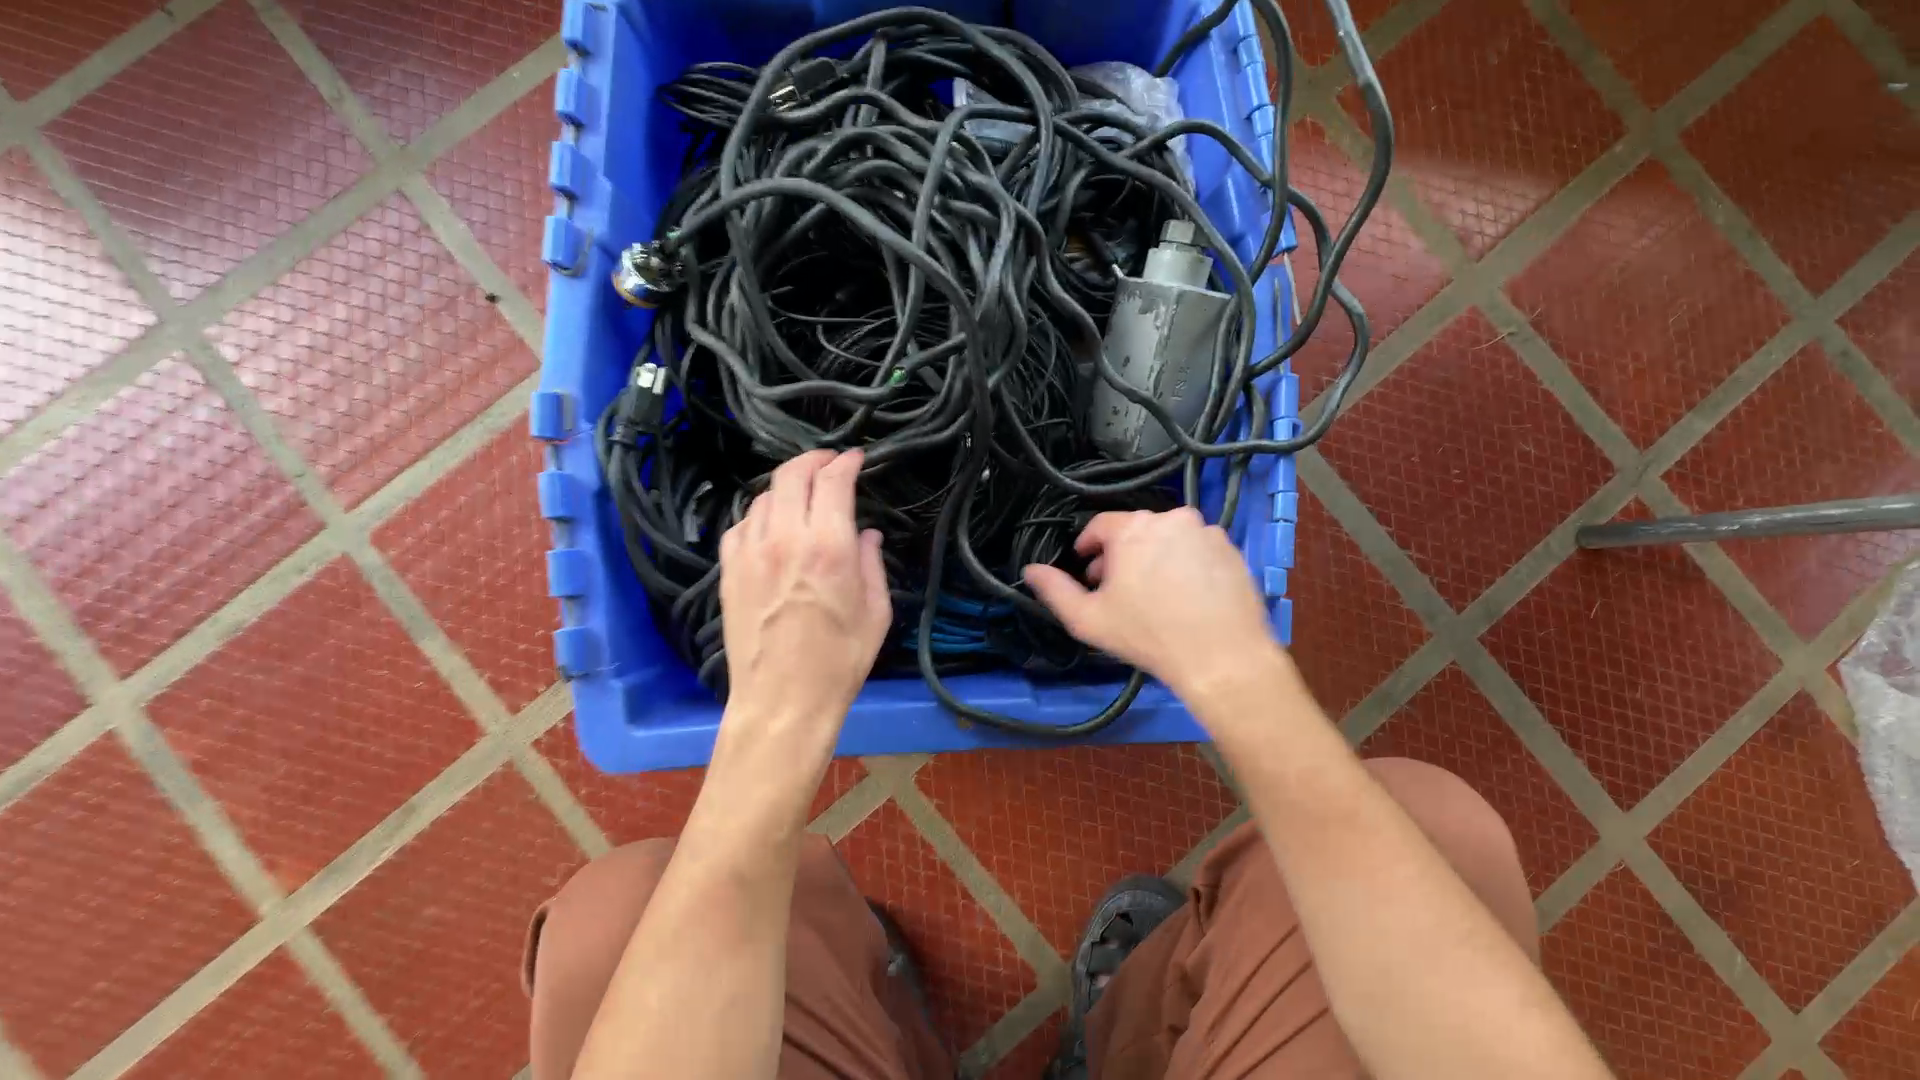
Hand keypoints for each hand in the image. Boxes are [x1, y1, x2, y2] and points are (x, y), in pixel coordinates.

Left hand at [719, 449, 890, 732]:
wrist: (782, 700)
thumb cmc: (839, 661)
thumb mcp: (876, 613)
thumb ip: (872, 564)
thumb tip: (866, 535)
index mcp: (828, 546)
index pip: (834, 480)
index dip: (848, 462)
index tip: (857, 459)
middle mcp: (785, 538)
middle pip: (792, 474)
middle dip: (814, 460)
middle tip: (829, 463)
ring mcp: (750, 552)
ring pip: (764, 496)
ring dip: (787, 488)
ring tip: (802, 497)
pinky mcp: (729, 570)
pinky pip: (742, 524)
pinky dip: (760, 515)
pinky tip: (771, 527)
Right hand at [1022, 508, 1280, 695]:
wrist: (1221, 657)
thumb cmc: (1148, 635)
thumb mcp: (1088, 619)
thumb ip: (1054, 590)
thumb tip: (1030, 571)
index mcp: (1133, 527)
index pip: (1099, 526)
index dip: (1088, 548)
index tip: (1087, 572)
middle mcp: (1172, 518)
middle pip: (1135, 532)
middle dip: (1121, 556)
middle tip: (1118, 591)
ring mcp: (1206, 531)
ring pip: (1168, 540)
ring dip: (1155, 559)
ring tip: (1153, 596)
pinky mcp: (1232, 549)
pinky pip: (1197, 550)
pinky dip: (1186, 565)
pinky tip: (1185, 597)